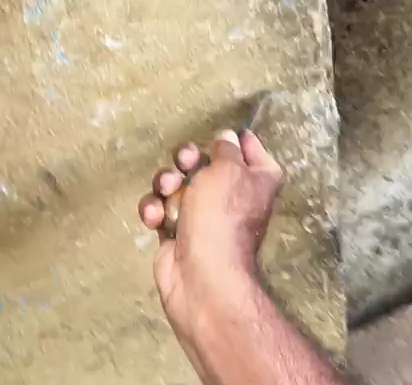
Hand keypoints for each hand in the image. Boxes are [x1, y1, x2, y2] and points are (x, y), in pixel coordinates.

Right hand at [139, 129, 285, 340]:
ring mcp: (201, 215)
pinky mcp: (175, 232)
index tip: (220, 135)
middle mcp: (231, 196)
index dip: (235, 140)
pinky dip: (155, 210)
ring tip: (167, 191)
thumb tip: (227, 138)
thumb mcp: (228, 169)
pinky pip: (160, 208)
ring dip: (166, 182)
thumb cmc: (222, 217)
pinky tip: (157, 219)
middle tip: (185, 162)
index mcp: (256, 181)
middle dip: (187, 158)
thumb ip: (226, 148)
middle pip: (204, 161)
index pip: (251, 149)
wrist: (201, 277)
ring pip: (176, 182)